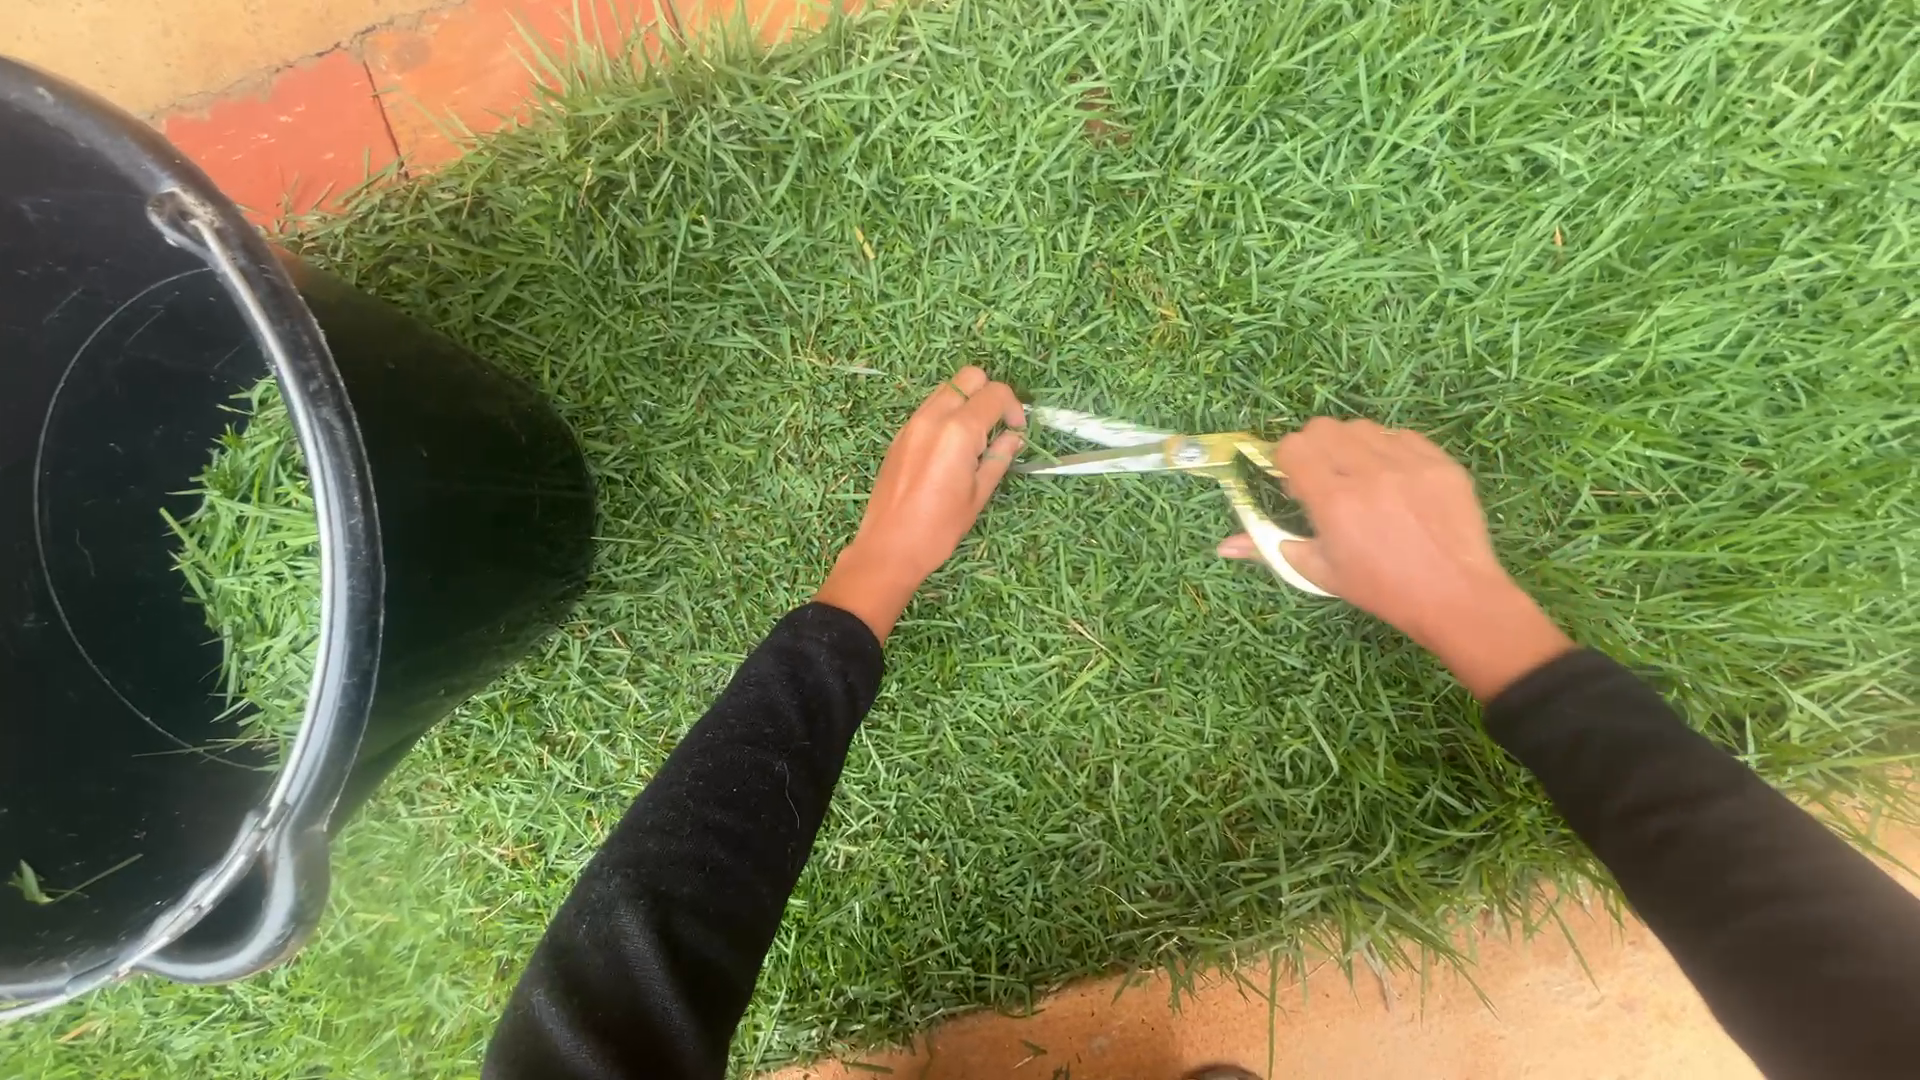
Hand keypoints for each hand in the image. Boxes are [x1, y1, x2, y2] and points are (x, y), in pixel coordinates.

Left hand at [816, 366, 1025, 641]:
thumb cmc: (939, 527)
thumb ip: (999, 457)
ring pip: (947, 389)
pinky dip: (947, 414)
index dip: (1014, 408)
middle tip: (998, 426)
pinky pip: (930, 408)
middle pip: (969, 377)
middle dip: (990, 394)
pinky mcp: (900, 435)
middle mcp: (933, 417)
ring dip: (967, 402)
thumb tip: (1014, 437)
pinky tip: (952, 447)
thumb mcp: (978, 494)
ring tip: (975, 439)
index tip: (1017, 431)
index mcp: (958, 431)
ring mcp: (913, 423)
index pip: (995, 393)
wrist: (888, 547)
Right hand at [1218, 418, 1571, 699]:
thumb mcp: (1318, 571)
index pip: (1293, 447)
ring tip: (1358, 476)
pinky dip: (1386, 450)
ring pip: (1360, 427)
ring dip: (1348, 446)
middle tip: (1322, 478)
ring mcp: (1408, 464)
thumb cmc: (1378, 588)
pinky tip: (1391, 479)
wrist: (1454, 595)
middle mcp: (1368, 474)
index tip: (1293, 482)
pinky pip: (1400, 436)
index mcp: (1334, 501)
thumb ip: (1267, 548)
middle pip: (1322, 428)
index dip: (1285, 460)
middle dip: (1313, 449)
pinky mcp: (1440, 463)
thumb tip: (1222, 546)